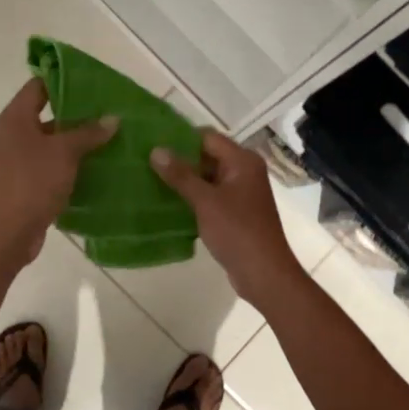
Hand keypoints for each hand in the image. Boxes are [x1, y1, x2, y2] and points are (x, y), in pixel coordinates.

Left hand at [0, 79, 116, 258]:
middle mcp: (15, 135)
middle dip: (80, 114)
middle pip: (49, 114)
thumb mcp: (64, 152)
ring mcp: (20, 161)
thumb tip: (113, 119)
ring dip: (80, 142)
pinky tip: (101, 167)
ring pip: (54, 143)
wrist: (5, 233)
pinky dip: (74, 165)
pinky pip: (55, 166)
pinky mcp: (29, 184)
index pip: (39, 86)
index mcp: (16, 118)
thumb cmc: (31, 182)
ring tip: (113, 138)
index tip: (94, 82)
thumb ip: (88, 132)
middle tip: (112, 112)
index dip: (64, 80)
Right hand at [151, 130, 303, 296]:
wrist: (263, 272)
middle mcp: (244, 171)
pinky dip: (192, 198)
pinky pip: (210, 197)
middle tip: (145, 162)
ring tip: (149, 180)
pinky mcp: (235, 213)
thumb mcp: (206, 200)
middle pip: (207, 156)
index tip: (152, 142)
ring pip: (207, 178)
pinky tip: (167, 203)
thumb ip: (181, 175)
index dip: (181, 138)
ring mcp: (241, 193)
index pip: (208, 137)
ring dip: (184, 181)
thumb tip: (156, 150)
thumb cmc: (237, 230)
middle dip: (180, 160)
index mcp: (242, 161)